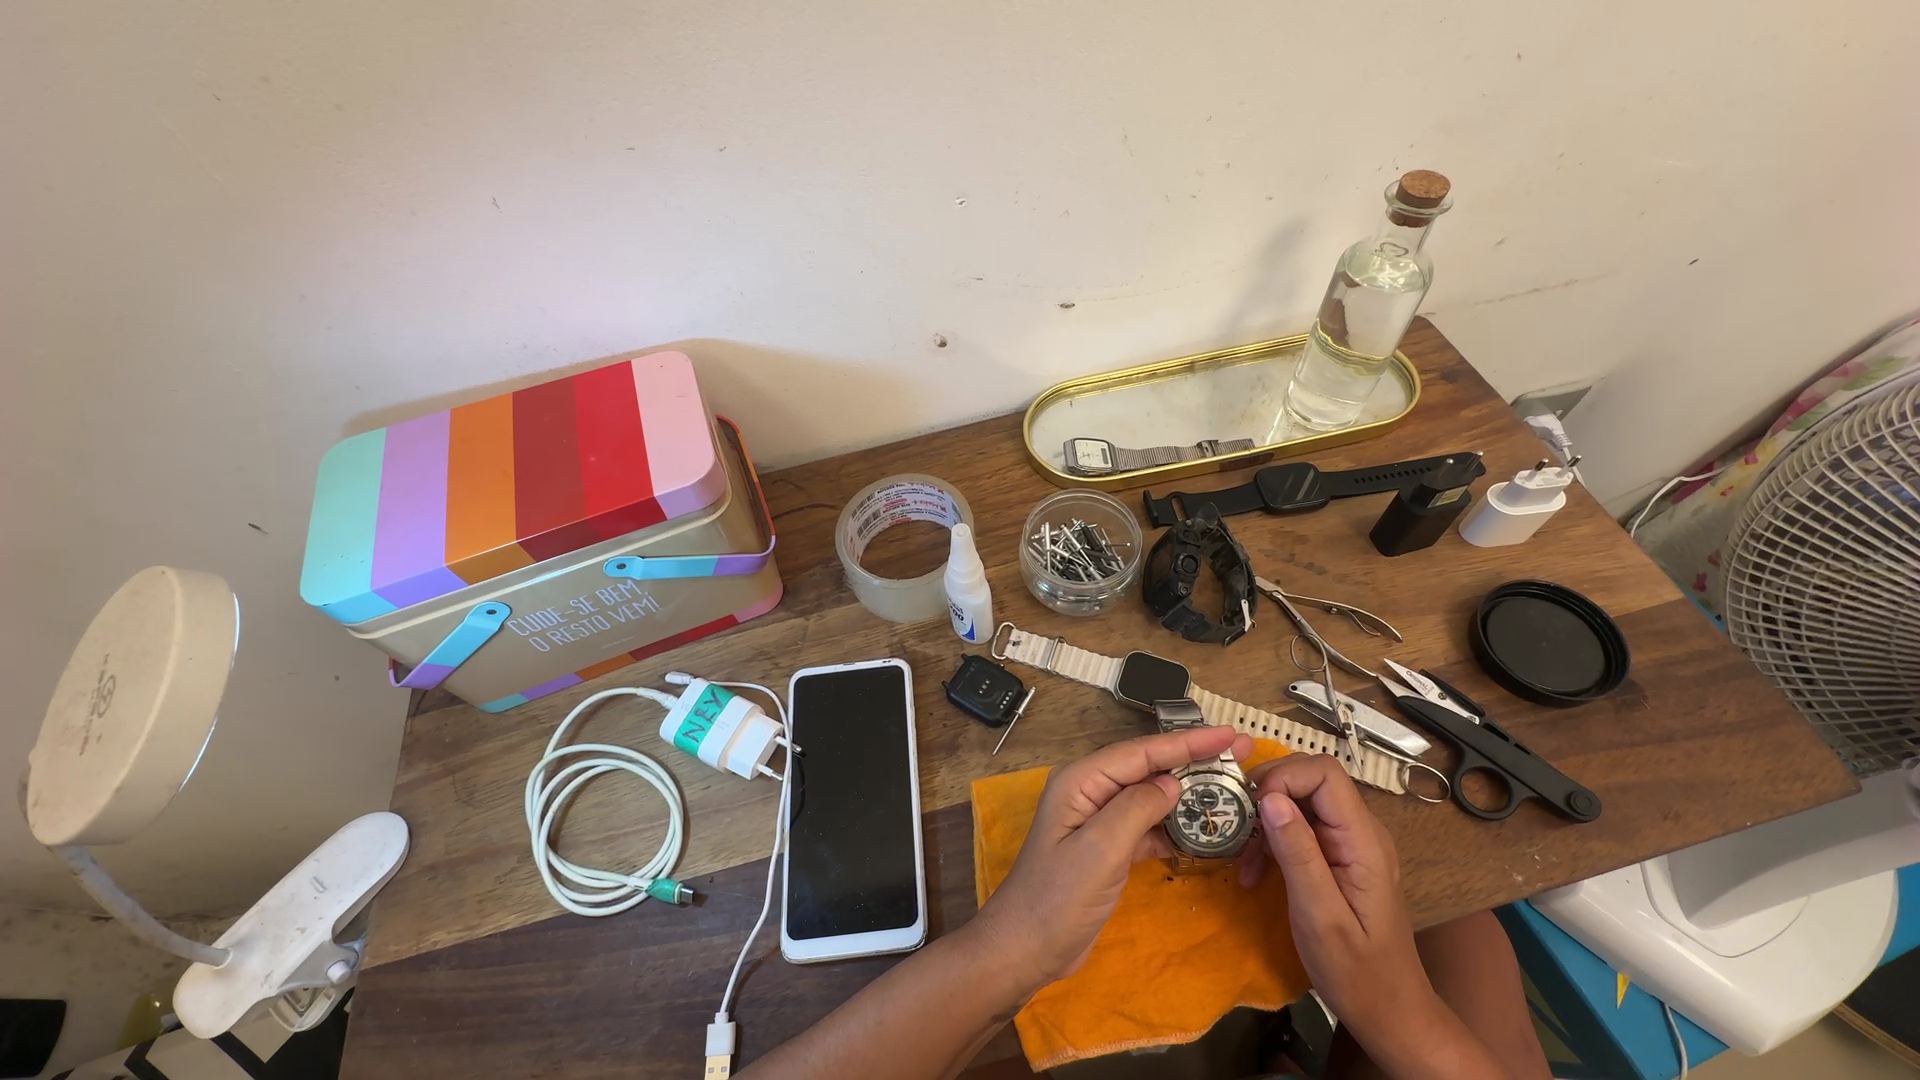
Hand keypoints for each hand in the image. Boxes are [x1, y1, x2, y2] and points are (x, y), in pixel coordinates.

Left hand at [971, 726, 1252, 991]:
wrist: (1027, 948)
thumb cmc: (1056, 898)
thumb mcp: (1098, 850)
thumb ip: (1135, 809)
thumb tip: (1172, 783)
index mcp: (1081, 781)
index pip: (1141, 752)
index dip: (1187, 742)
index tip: (1229, 734)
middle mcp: (1091, 792)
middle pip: (1149, 767)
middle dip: (1194, 759)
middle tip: (1242, 752)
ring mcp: (1101, 820)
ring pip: (1153, 796)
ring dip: (1190, 793)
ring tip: (1233, 786)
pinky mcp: (1111, 848)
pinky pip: (1150, 826)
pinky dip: (1177, 826)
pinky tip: (1207, 829)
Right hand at [1236, 754, 1436, 1039]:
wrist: (1389, 1012)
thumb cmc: (1356, 971)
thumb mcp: (1320, 916)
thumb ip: (1297, 854)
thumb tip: (1269, 798)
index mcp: (1364, 841)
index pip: (1325, 773)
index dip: (1283, 777)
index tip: (1252, 809)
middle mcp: (1361, 831)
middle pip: (1310, 779)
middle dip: (1267, 795)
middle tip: (1238, 829)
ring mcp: (1350, 842)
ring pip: (1300, 800)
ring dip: (1264, 820)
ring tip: (1243, 859)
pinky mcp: (1337, 855)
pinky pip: (1300, 826)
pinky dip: (1272, 839)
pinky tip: (1254, 870)